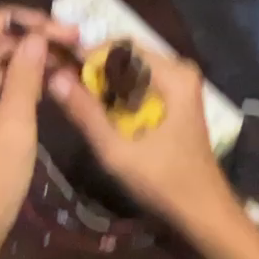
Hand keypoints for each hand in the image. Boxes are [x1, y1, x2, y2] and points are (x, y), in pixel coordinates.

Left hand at [0, 7, 76, 258]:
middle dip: (26, 38)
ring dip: (27, 57)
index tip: (52, 23)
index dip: (12, 19)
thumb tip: (37, 37)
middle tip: (72, 39)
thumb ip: (24, 77)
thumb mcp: (14, 126)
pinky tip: (51, 76)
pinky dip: (20, 79)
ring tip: (68, 55)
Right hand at [48, 44, 240, 229]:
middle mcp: (180, 71)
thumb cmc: (164, 182)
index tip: (58, 72)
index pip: (119, 47)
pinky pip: (139, 85)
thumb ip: (85, 113)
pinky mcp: (177, 100)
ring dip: (103, 84)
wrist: (204, 212)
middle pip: (124, 56)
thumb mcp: (117, 151)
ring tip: (76, 102)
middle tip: (63, 90)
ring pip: (129, 71)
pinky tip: (100, 115)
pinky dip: (117, 95)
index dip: (86, 56)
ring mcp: (180, 86)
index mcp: (174, 76)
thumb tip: (54, 77)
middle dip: (93, 70)